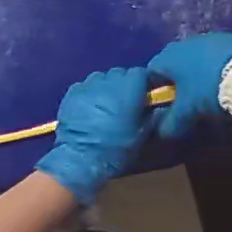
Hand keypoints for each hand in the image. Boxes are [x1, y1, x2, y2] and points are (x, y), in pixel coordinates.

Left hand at [35, 67, 154, 204]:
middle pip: (120, 73)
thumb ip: (153, 115)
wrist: (80, 158)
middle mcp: (108, 80)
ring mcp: (87, 84)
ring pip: (101, 78)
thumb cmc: (116, 148)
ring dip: (106, 88)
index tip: (144, 96)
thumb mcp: (142, 135)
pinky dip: (90, 94)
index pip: (140, 73)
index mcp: (129, 88)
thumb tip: (160, 106)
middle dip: (124, 85)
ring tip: (106, 106)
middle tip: (124, 103)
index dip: (143, 83)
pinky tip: (89, 109)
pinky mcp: (71, 92)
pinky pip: (85, 86)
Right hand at [146, 33, 231, 139]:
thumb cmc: (209, 92)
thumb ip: (170, 123)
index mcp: (170, 57)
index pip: (152, 71)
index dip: (153, 87)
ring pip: (195, 55)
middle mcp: (185, 43)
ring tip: (205, 86)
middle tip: (182, 95)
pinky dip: (214, 64)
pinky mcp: (230, 39)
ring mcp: (209, 38)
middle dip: (176, 77)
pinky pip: (215, 54)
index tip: (161, 100)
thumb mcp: (187, 113)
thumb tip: (162, 131)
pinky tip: (223, 78)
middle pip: (174, 62)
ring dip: (196, 69)